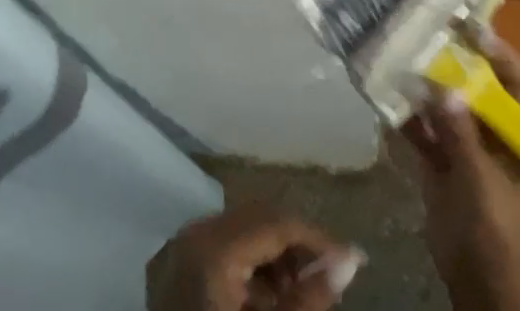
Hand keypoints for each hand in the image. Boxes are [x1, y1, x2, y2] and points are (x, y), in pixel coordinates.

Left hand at [146, 204, 364, 310]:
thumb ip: (309, 297)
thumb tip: (348, 261)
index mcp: (212, 248)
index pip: (276, 222)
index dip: (319, 239)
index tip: (352, 261)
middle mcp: (188, 237)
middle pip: (254, 219)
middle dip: (294, 245)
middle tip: (326, 278)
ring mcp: (172, 254)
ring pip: (234, 232)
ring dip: (270, 255)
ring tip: (295, 295)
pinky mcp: (167, 275)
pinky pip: (213, 251)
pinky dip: (244, 266)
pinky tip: (262, 300)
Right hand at [399, 29, 519, 310]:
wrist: (479, 283)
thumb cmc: (496, 233)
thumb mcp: (482, 183)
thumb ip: (461, 137)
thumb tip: (442, 88)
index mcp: (519, 136)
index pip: (516, 83)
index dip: (498, 53)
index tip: (469, 26)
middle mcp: (493, 134)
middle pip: (475, 88)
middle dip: (452, 62)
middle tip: (423, 30)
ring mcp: (465, 148)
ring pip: (444, 107)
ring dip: (422, 86)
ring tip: (396, 54)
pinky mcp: (439, 165)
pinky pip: (421, 132)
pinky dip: (404, 117)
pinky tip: (383, 96)